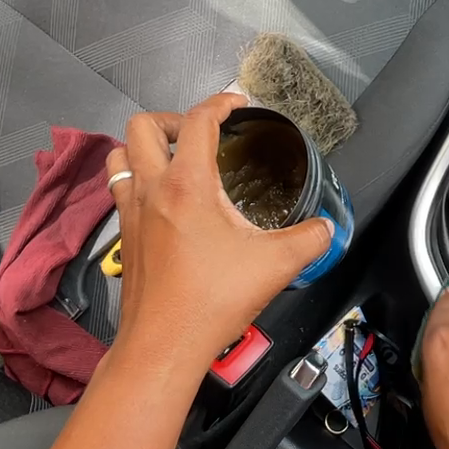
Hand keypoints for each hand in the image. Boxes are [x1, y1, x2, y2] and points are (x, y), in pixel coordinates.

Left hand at [105, 93, 332, 374]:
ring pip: (121, 157)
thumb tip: (327, 228)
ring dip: (146, 149)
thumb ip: (310, 239)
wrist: (163, 345)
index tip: (238, 105)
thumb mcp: (277, 264)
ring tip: (177, 162)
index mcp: (187, 184)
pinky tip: (167, 205)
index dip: (220, 103)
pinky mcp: (123, 238)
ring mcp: (130, 214)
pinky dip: (140, 182)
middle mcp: (151, 190)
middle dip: (173, 119)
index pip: (196, 121)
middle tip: (202, 137)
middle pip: (142, 126)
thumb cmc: (215, 298)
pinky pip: (122, 191)